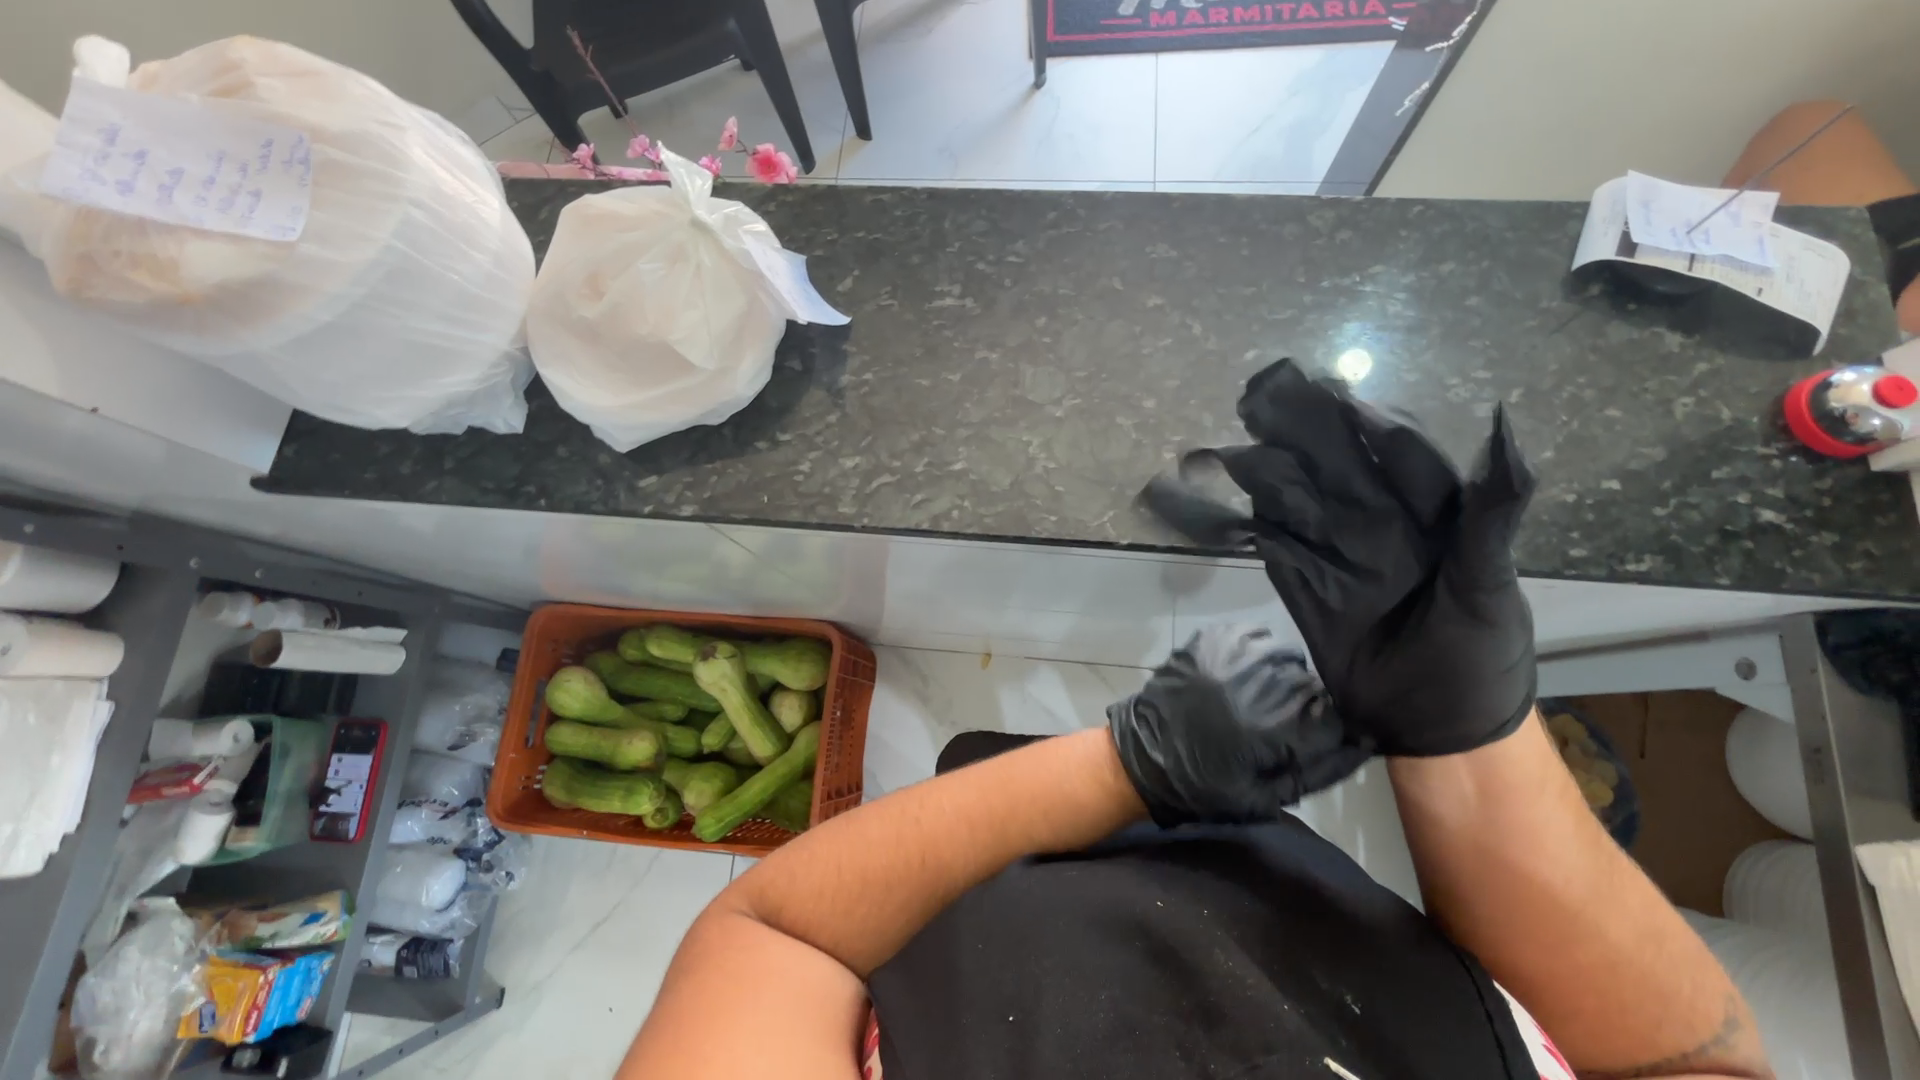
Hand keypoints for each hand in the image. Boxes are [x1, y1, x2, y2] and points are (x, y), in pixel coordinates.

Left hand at [1107, 625, 1371, 825]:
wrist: (1141, 758)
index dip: (1329, 728)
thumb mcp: (1265, 797)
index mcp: (1271, 727)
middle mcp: (1255, 684)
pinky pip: (1250, 633)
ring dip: (1281, 673)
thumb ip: (1319, 771)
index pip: (1331, 716)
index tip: (1315, 736)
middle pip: (1308, 682)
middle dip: (1305, 702)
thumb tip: (1363, 744)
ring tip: (1261, 694)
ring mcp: (1229, 656)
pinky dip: (1255, 649)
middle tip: (1281, 721)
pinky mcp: (1208, 641)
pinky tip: (1243, 671)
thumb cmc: (1204, 787)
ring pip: (1283, 653)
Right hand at [1142, 359, 1537, 756]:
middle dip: (1303, 433)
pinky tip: (1225, 502)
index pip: (1400, 455)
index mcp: (1434, 517)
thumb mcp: (1489, 585)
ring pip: (1300, 503)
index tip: (1336, 396)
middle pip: (1339, 468)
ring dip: (1266, 474)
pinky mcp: (1307, 589)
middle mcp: (1382, 526)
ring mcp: (1340, 557)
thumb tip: (1505, 427)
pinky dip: (1250, 526)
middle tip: (1263, 399)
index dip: (1369, 425)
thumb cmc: (1479, 657)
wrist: (1436, 728)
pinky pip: (1276, 550)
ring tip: (1230, 446)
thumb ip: (1491, 512)